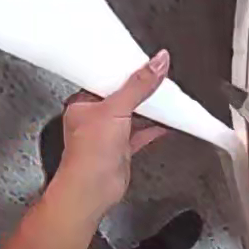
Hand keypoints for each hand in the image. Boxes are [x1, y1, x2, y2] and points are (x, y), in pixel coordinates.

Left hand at [50, 51, 171, 212]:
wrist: (92, 188)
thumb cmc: (89, 153)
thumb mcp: (116, 109)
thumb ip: (139, 85)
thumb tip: (157, 63)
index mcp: (82, 104)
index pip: (104, 79)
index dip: (122, 69)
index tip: (141, 59)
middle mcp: (93, 119)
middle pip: (120, 97)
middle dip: (138, 89)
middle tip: (157, 75)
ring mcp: (107, 136)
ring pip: (131, 116)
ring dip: (148, 109)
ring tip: (165, 94)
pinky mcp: (120, 151)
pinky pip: (139, 134)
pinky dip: (152, 128)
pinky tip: (166, 122)